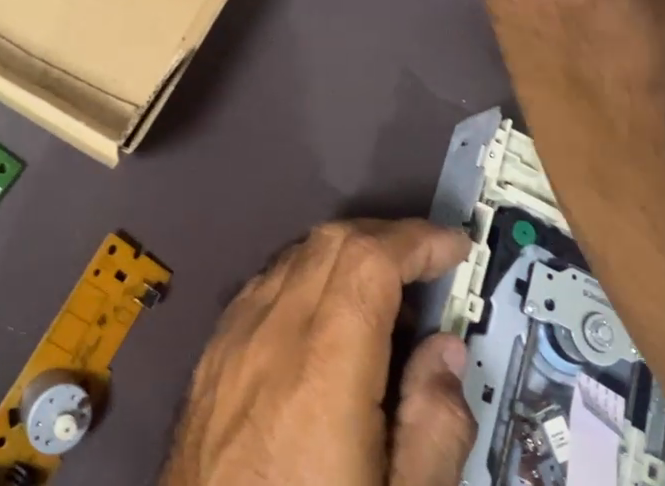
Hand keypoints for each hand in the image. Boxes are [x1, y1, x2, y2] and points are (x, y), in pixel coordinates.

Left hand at [160, 220, 476, 485]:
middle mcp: (270, 335)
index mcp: (323, 369)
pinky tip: (325, 320)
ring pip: (292, 258)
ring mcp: (230, 342)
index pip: (368, 260)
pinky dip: (305, 278)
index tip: (455, 248)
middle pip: (329, 243)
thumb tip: (444, 350)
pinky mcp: (209, 359)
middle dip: (386, 236)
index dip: (417, 240)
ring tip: (385, 299)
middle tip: (430, 266)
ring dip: (344, 255)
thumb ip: (435, 428)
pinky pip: (263, 288)